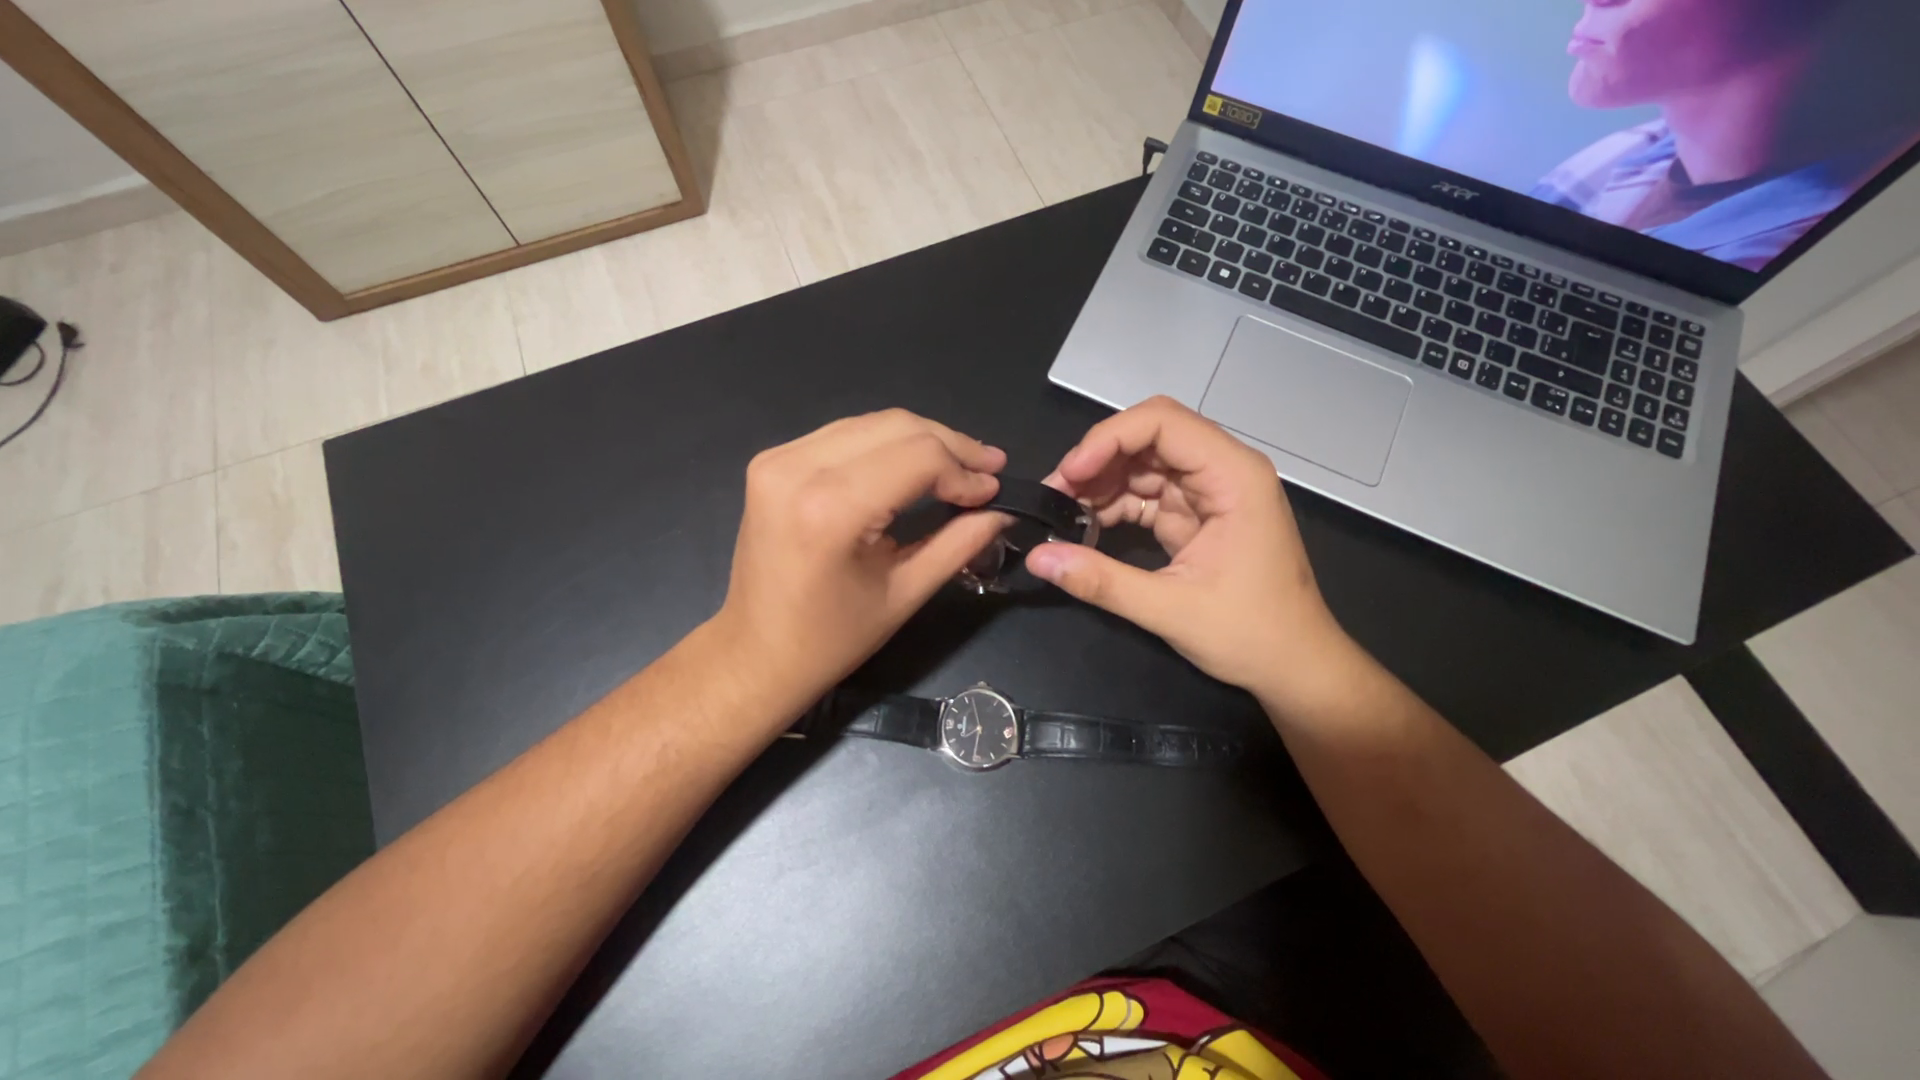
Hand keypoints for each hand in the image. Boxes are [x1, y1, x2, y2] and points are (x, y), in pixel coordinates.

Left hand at [713, 410, 1007, 716]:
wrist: (756, 651)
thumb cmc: (831, 638)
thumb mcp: (904, 593)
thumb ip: (958, 544)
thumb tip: (1003, 510)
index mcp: (830, 508)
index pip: (919, 457)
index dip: (964, 470)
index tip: (994, 490)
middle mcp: (798, 469)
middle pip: (897, 428)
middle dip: (951, 445)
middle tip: (989, 467)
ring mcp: (779, 459)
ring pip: (872, 423)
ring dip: (921, 439)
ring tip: (961, 464)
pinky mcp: (772, 461)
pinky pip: (844, 434)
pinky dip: (885, 443)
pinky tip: (913, 463)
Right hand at [1024, 397, 1354, 703]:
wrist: (1295, 667)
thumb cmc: (1251, 634)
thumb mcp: (1171, 609)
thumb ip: (1102, 581)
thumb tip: (1037, 559)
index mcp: (1233, 476)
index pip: (1163, 423)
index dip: (1108, 439)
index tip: (1070, 475)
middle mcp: (1223, 471)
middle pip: (1149, 436)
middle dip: (1098, 460)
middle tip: (1055, 495)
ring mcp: (1209, 493)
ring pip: (1143, 464)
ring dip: (1101, 484)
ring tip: (1060, 514)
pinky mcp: (1196, 516)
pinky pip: (1147, 495)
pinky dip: (1114, 507)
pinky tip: (1084, 528)